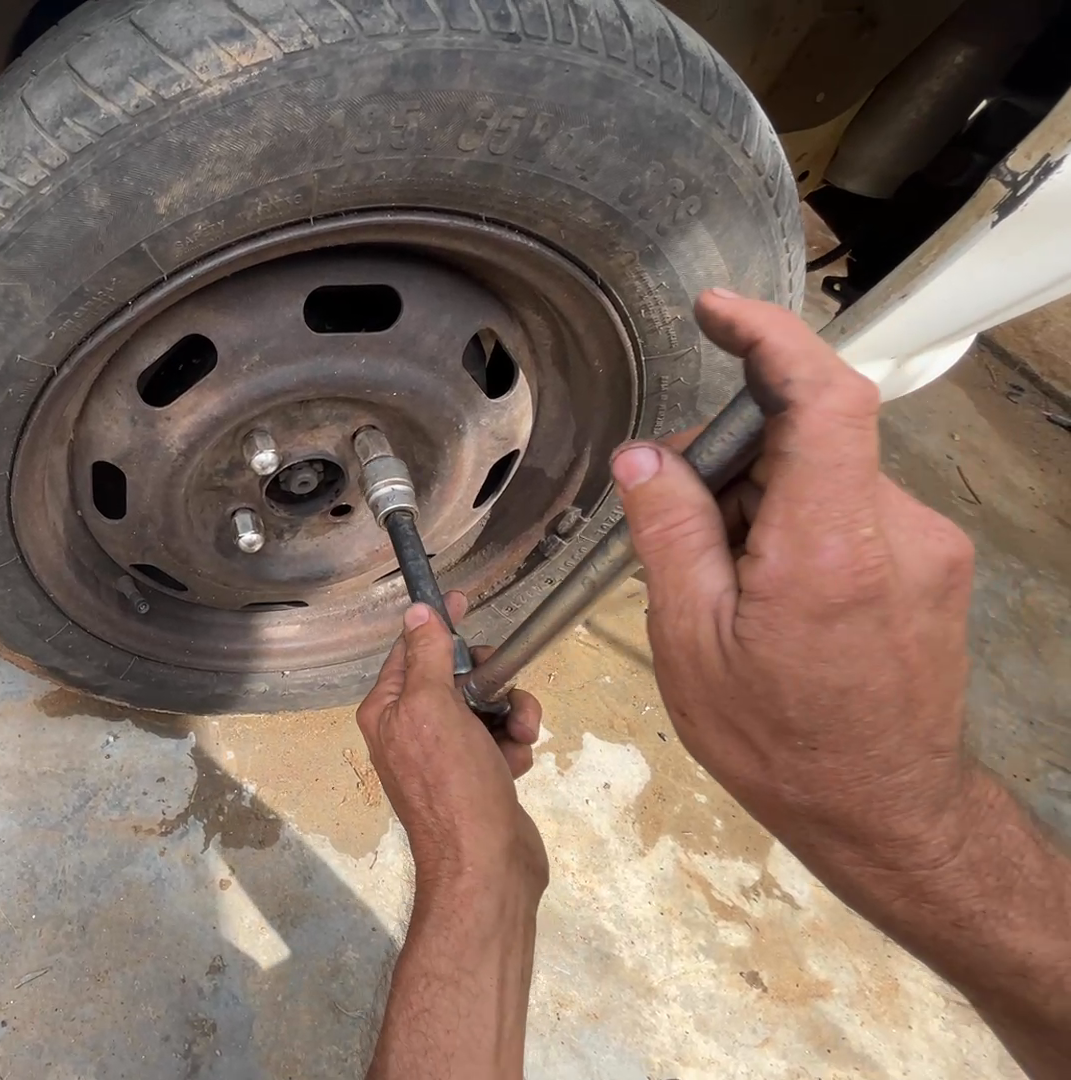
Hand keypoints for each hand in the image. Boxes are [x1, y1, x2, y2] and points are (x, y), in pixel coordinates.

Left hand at [355, 593, 546, 897]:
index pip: (409, 651)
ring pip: (483, 708)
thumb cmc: (452, 781)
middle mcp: (408, 728)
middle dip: (486, 682)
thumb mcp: (434, 708)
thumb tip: (416, 612)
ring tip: (518, 737)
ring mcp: (443, 753)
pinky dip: (512, 746)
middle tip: (502, 689)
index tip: (462, 600)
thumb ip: (427, 657)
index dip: (438, 626)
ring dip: (507, 716)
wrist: (486, 865)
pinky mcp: (475, 774)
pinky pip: (498, 740)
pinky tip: (515, 765)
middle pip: (453, 677)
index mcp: (386, 709)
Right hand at [613, 288, 977, 886]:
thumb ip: (671, 533)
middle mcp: (897, 531)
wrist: (875, 806)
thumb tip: (643, 458)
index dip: (770, 342)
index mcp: (830, 546)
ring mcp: (921, 548)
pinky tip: (746, 583)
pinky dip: (777, 521)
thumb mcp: (689, 635)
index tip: (716, 310)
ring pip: (816, 477)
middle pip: (803, 441)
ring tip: (704, 574)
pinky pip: (838, 509)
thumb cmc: (769, 731)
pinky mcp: (922, 566)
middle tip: (659, 514)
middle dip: (722, 457)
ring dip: (746, 498)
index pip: (823, 404)